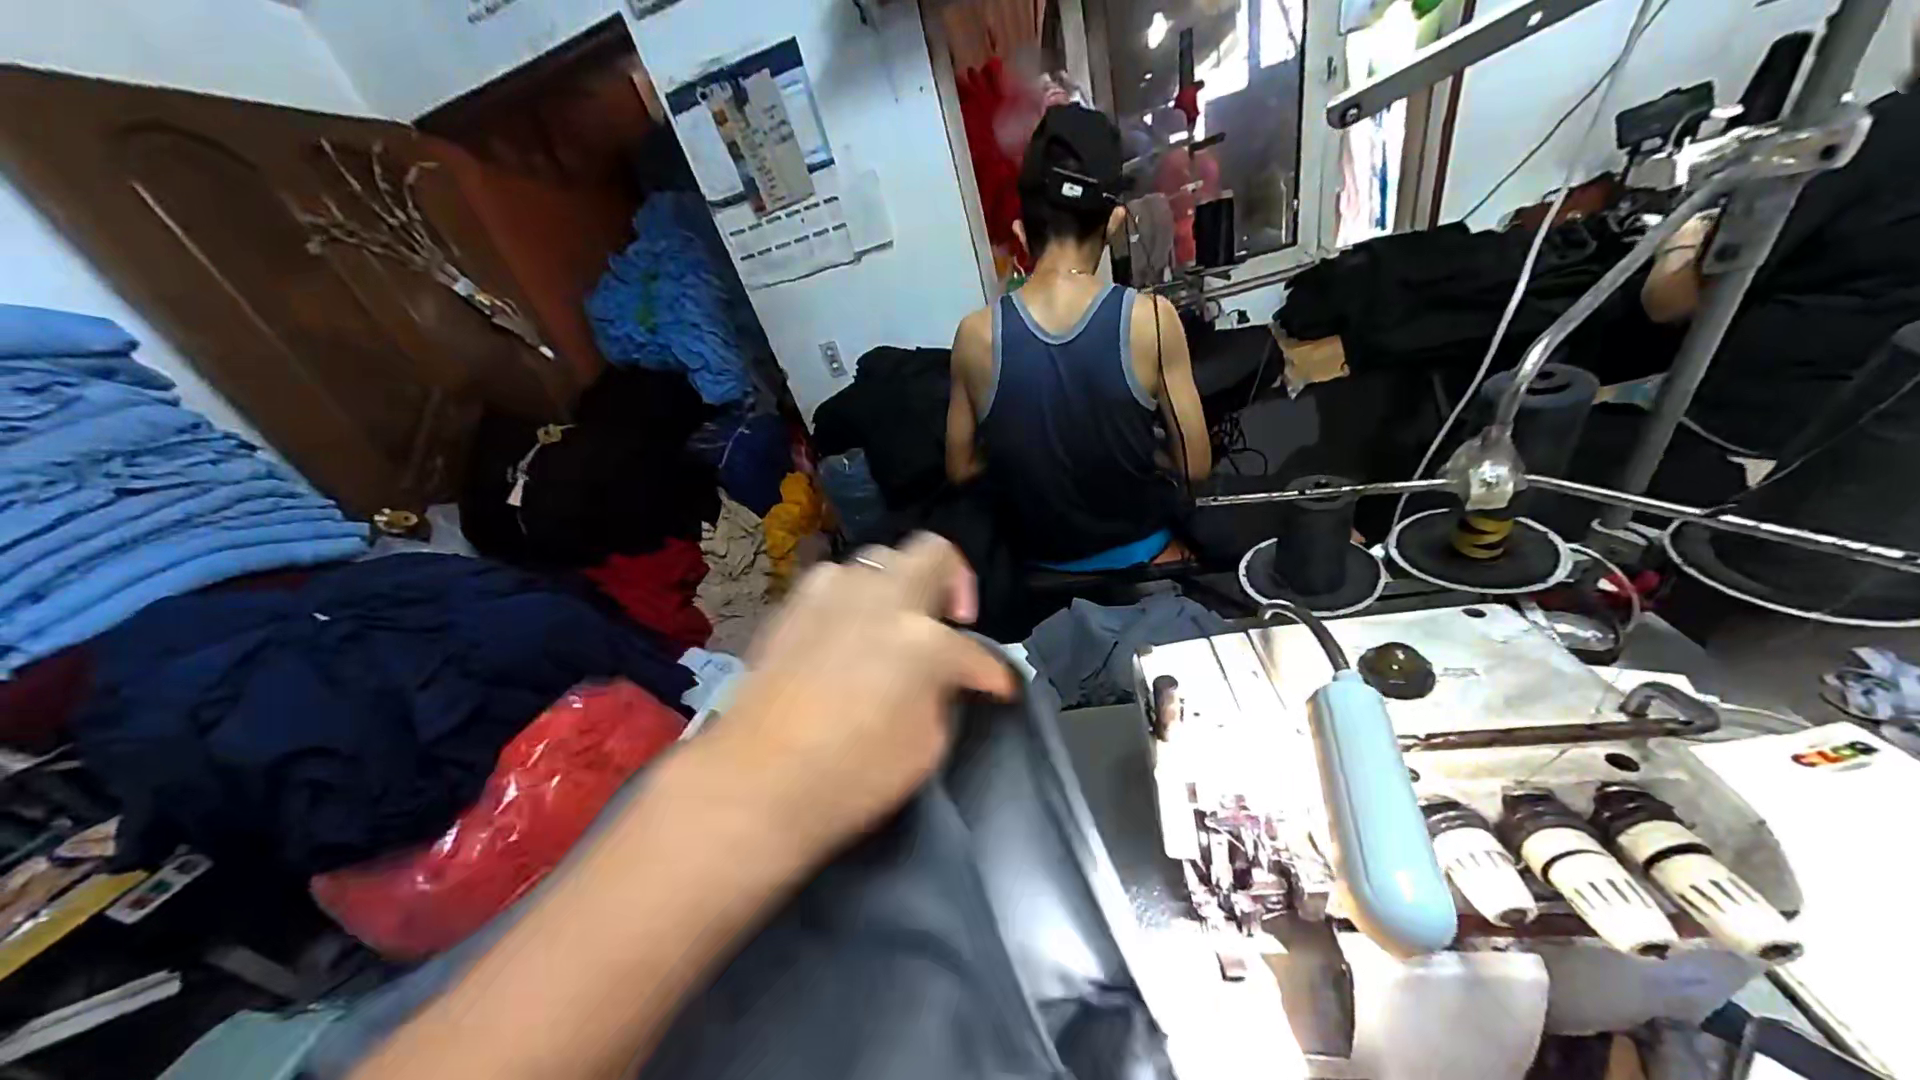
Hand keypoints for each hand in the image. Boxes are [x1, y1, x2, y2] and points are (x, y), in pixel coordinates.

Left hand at [705, 533, 1017, 858]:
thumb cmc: (850, 777)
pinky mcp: (791, 608)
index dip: (994, 674)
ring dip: (896, 586)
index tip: (999, 688)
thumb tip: (945, 681)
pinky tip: (847, 633)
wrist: (754, 784)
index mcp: (922, 639)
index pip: (974, 651)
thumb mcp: (926, 747)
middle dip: (954, 580)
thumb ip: (944, 697)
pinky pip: (833, 584)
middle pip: (932, 552)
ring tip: (893, 624)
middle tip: (950, 621)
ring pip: (878, 560)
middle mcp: (880, 599)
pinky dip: (852, 600)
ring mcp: (830, 596)